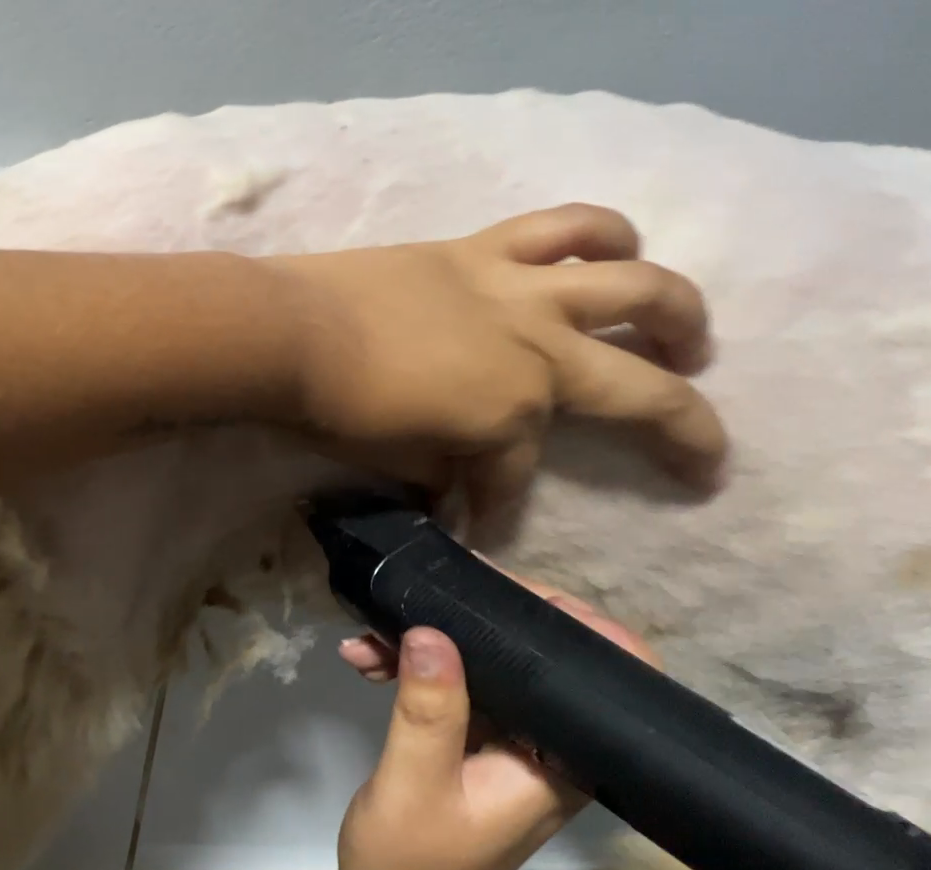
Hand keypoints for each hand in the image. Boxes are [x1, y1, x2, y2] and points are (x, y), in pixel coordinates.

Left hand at [273, 203, 727, 522]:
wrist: (288, 335)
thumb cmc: (333, 408)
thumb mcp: (389, 460)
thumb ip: (434, 472)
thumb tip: (447, 492)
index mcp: (508, 417)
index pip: (513, 476)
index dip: (496, 507)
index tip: (478, 523)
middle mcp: (539, 354)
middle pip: (637, 393)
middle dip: (684, 435)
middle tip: (703, 457)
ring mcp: (522, 293)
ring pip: (639, 290)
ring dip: (680, 316)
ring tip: (692, 342)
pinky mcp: (486, 249)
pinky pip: (565, 225)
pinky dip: (604, 231)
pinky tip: (621, 247)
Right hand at [335, 575, 660, 869]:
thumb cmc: (411, 860)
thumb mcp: (414, 784)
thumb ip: (429, 711)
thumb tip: (434, 633)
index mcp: (563, 760)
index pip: (604, 670)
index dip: (564, 618)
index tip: (493, 586)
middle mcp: (551, 744)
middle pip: (537, 655)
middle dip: (470, 620)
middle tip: (414, 596)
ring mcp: (513, 743)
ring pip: (487, 665)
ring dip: (426, 643)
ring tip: (365, 636)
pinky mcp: (476, 743)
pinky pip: (455, 686)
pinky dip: (412, 666)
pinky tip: (366, 658)